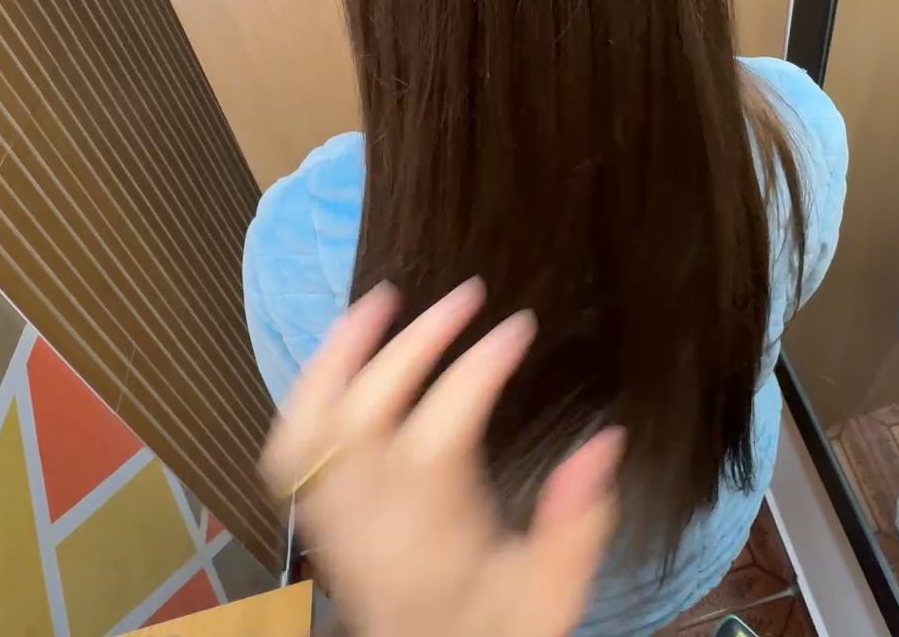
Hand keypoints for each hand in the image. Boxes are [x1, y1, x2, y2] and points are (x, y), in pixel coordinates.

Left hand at [262, 278, 623, 636]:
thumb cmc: (494, 628)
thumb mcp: (552, 593)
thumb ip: (579, 522)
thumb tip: (606, 439)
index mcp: (428, 536)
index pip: (442, 434)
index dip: (479, 368)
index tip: (520, 325)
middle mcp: (369, 520)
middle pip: (368, 414)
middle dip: (417, 340)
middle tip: (469, 294)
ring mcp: (335, 515)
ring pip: (312, 424)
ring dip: (342, 352)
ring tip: (382, 297)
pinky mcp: (321, 511)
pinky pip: (293, 443)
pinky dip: (312, 386)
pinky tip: (342, 350)